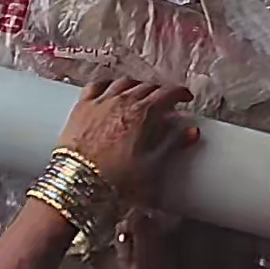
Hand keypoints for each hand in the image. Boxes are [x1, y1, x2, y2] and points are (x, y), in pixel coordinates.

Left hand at [57, 77, 198, 198]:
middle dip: (160, 91)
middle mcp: (123, 100)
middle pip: (147, 86)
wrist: (76, 186)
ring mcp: (101, 101)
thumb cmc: (117, 181)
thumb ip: (173, 144)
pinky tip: (111, 88)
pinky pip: (97, 85)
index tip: (186, 97)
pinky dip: (108, 83)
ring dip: (137, 85)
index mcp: (144, 113)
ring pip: (124, 82)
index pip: (168, 93)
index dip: (180, 93)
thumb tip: (193, 131)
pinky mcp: (82, 106)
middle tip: (166, 101)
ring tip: (141, 93)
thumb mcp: (152, 166)